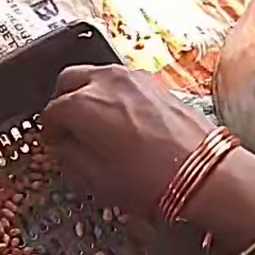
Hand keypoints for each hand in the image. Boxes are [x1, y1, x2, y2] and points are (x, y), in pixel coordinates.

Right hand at [42, 65, 217, 217]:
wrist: (204, 173)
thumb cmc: (149, 179)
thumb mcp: (96, 178)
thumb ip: (70, 155)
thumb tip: (63, 145)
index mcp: (82, 104)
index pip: (51, 112)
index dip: (49, 130)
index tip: (53, 143)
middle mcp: (104, 81)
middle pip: (69, 81)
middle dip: (63, 102)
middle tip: (67, 127)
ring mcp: (131, 77)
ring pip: (95, 76)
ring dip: (87, 95)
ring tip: (94, 123)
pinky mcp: (153, 81)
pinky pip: (120, 81)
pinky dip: (111, 94)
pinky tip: (119, 118)